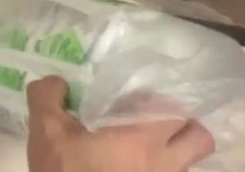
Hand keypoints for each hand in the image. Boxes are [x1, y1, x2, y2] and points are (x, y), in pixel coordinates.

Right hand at [26, 76, 215, 171]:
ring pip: (190, 160)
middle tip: (149, 115)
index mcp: (141, 140)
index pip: (171, 110)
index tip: (127, 96)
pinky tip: (128, 160)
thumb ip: (47, 95)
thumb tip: (58, 82)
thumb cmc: (66, 170)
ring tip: (136, 138)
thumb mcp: (44, 128)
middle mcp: (166, 164)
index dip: (152, 97)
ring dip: (172, 144)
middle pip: (200, 139)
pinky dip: (159, 162)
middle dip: (182, 122)